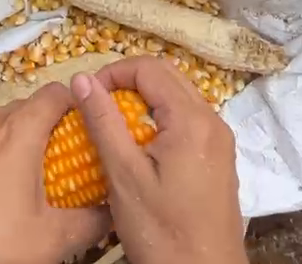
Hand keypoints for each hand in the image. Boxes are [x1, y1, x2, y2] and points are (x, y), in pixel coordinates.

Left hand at [0, 83, 108, 263]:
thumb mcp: (53, 239)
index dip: (76, 106)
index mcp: (19, 129)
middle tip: (62, 164)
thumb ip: (92, 221)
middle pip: (30, 107)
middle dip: (49, 129)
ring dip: (18, 139)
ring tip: (27, 178)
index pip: (56, 93)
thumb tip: (112, 210)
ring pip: (2, 120)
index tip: (87, 131)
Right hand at [71, 57, 245, 263]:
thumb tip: (82, 78)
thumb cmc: (162, 233)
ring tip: (115, 124)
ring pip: (177, 95)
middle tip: (99, 104)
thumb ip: (103, 121)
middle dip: (128, 81)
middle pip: (166, 75)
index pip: (148, 68)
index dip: (113, 73)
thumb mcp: (124, 175)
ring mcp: (219, 141)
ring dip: (144, 98)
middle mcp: (212, 121)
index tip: (88, 96)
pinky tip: (140, 146)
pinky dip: (160, 118)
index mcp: (192, 120)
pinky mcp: (219, 159)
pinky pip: (187, 118)